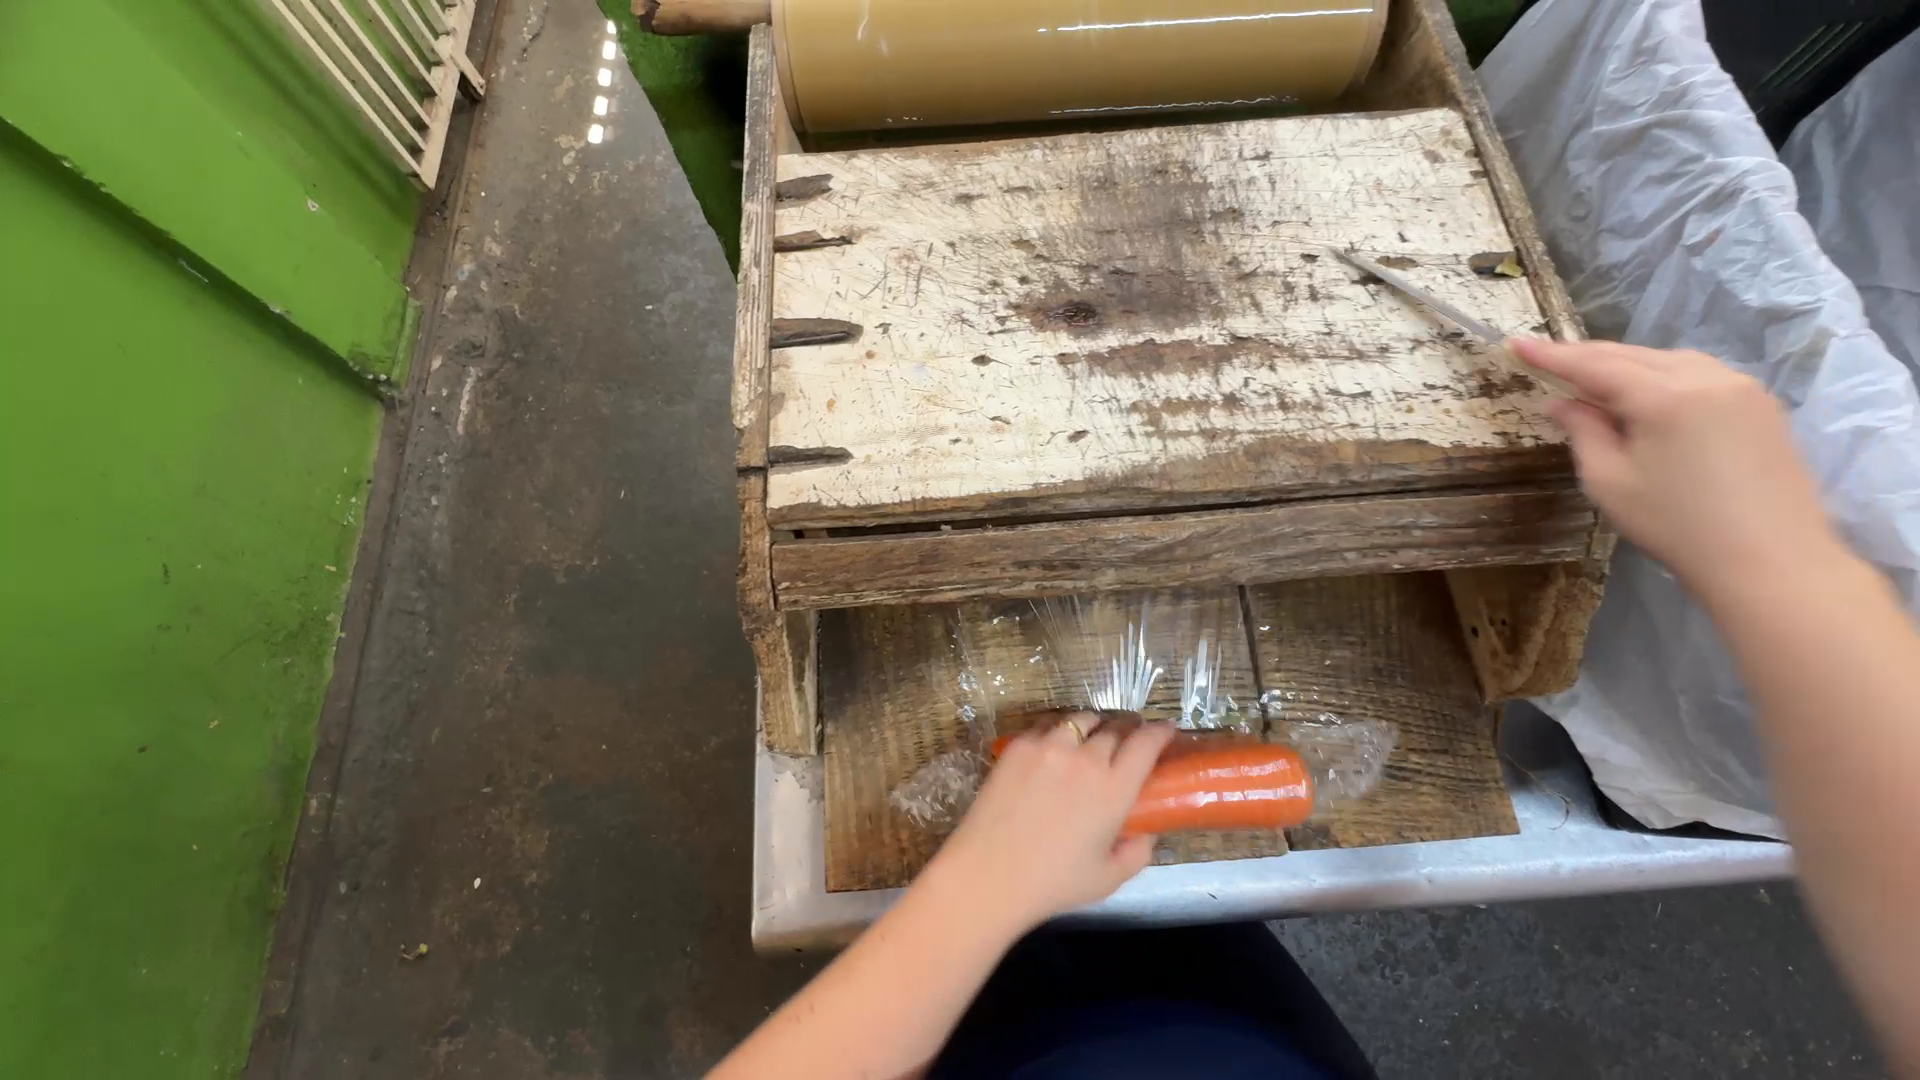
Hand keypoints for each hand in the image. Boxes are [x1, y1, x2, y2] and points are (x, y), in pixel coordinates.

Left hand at [920, 717, 1174, 935]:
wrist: (990, 873)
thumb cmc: (1054, 882)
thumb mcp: (1109, 878)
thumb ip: (1137, 852)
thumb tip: (1145, 831)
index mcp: (1113, 789)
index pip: (1146, 743)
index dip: (1161, 732)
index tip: (1167, 730)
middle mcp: (1085, 758)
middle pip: (1115, 727)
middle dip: (1129, 728)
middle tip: (1130, 736)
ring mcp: (1049, 746)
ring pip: (1081, 719)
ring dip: (1095, 724)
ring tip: (1093, 734)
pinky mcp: (1019, 745)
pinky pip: (1047, 724)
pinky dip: (1060, 728)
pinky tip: (1058, 742)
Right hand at [1512, 338, 1842, 602]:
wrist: (1770, 559)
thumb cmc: (1674, 522)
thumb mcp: (1608, 480)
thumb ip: (1583, 431)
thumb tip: (1560, 402)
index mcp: (1666, 397)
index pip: (1596, 366)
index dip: (1551, 355)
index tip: (1516, 343)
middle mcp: (1708, 379)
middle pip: (1634, 356)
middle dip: (1585, 355)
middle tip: (1542, 356)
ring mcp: (1741, 389)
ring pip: (1667, 360)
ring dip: (1624, 363)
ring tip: (1587, 375)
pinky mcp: (1759, 406)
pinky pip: (1697, 373)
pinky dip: (1658, 374)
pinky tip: (1641, 391)